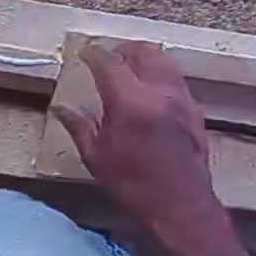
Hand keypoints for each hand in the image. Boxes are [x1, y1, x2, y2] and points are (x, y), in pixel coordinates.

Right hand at [53, 42, 222, 238]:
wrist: (179, 206)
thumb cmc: (131, 184)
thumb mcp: (96, 156)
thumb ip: (78, 125)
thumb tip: (61, 108)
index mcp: (130, 101)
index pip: (110, 63)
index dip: (94, 53)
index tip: (84, 52)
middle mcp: (160, 93)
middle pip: (144, 53)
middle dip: (123, 50)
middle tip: (108, 57)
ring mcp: (182, 100)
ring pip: (165, 62)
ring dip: (145, 59)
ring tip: (130, 68)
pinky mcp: (195, 112)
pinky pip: (177, 81)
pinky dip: (161, 76)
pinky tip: (150, 91)